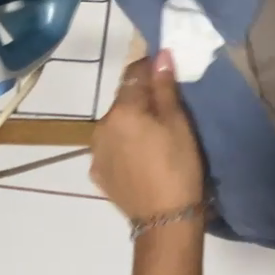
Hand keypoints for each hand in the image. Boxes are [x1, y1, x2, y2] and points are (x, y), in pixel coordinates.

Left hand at [90, 52, 206, 221]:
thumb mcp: (178, 123)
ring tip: (156, 136)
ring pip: (116, 124)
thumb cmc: (179, 166)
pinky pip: (112, 146)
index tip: (169, 72)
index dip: (152, 68)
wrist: (165, 220)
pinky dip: (125, 144)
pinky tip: (143, 156)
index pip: (134, 74)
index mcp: (122, 111)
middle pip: (124, 100)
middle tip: (169, 109)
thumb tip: (160, 54)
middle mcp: (101, 127)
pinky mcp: (98, 173)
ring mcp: (96, 152)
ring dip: (132, 122)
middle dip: (143, 98)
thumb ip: (165, 87)